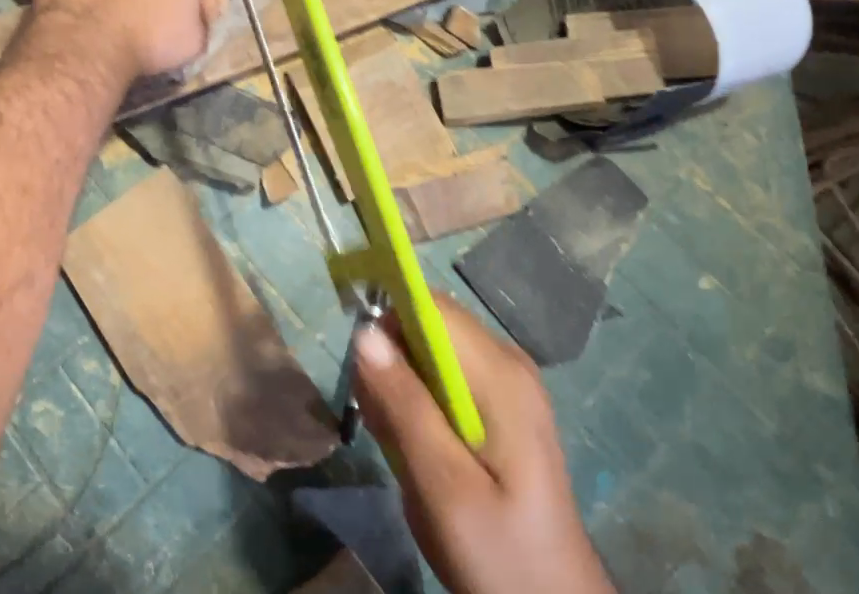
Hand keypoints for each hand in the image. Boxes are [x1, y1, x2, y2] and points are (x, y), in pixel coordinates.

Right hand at [353, 292, 613, 593]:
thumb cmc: (498, 552)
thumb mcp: (443, 486)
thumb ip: (404, 406)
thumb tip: (363, 332)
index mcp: (501, 377)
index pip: (431, 307)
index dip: (386, 314)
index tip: (353, 355)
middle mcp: (505, 365)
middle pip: (427, 325)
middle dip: (387, 354)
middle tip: (374, 411)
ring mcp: (502, 384)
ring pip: (426, 350)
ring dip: (395, 381)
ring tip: (394, 437)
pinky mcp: (493, 405)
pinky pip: (437, 376)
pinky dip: (410, 399)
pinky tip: (411, 444)